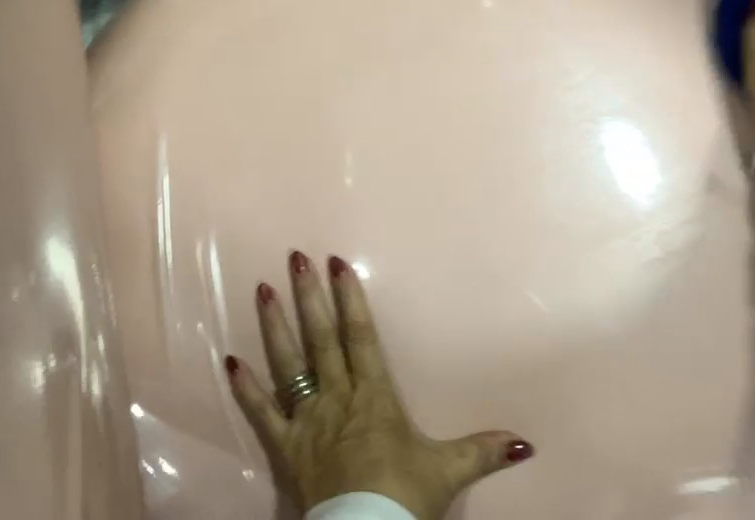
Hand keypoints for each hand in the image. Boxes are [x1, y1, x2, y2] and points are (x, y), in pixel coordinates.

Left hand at [225, 251, 532, 519]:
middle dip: (309, 296)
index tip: (337, 264)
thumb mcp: (448, 472)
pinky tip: (229, 359)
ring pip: (287, 362)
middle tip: (294, 258)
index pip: (360, 335)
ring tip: (262, 289)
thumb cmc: (405, 497)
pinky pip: (261, 411)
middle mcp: (336, 396)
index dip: (349, 298)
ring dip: (275, 325)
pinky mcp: (285, 443)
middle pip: (320, 337)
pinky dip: (245, 386)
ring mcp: (307, 417)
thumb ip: (482, 452)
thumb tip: (526, 441)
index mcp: (373, 395)